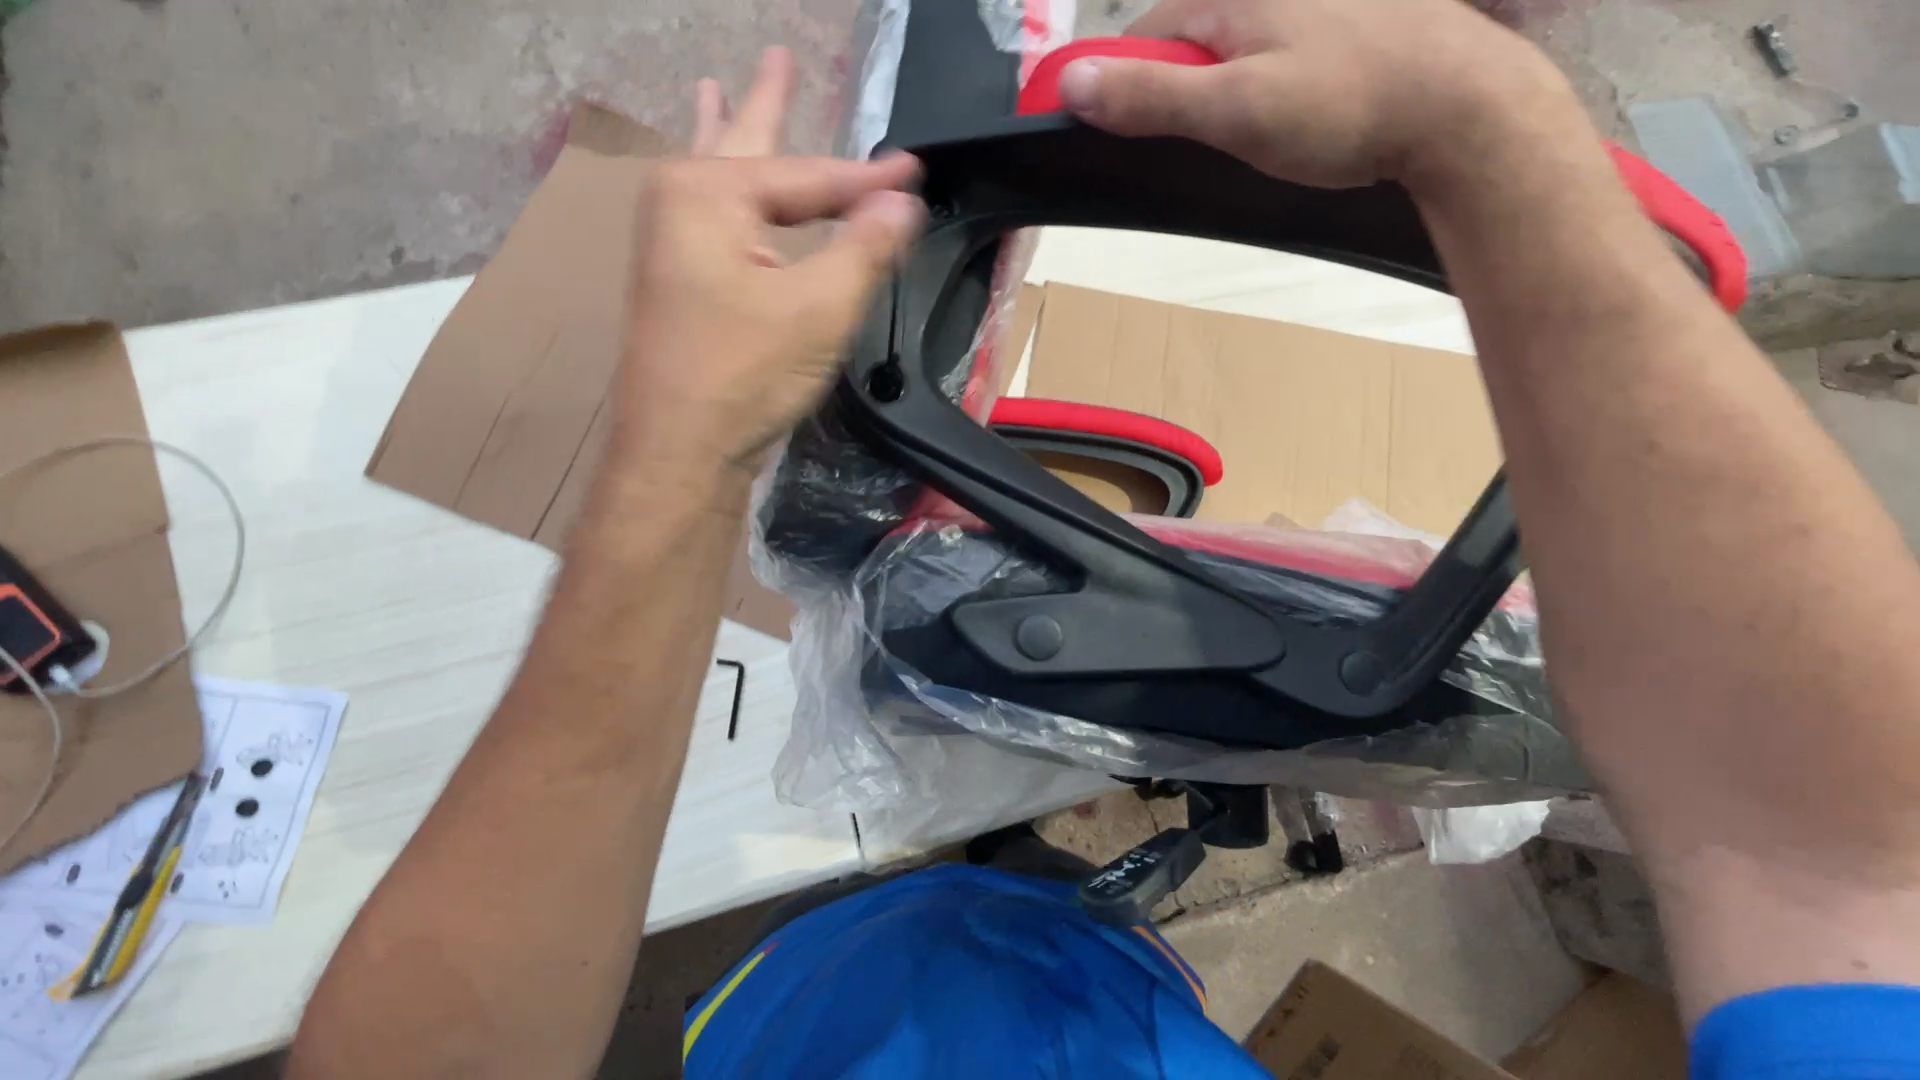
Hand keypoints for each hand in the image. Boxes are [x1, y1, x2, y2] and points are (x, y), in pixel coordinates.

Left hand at [612, 52, 924, 487]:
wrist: (679, 451)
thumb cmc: (744, 375)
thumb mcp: (820, 309)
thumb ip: (865, 247)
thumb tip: (904, 203)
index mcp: (708, 193)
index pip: (809, 177)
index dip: (870, 181)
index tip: (917, 173)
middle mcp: (679, 204)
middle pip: (742, 145)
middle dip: (767, 104)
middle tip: (778, 56)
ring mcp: (670, 244)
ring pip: (717, 176)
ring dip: (728, 133)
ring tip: (717, 88)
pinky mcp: (677, 282)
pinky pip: (713, 217)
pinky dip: (729, 193)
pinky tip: (722, 188)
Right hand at [1056, 0, 1575, 192]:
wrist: (1461, 104)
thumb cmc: (1343, 104)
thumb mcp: (1234, 110)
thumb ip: (1151, 97)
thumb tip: (1068, 83)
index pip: (1142, 38)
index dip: (1127, 90)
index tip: (1134, 139)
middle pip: (1189, 44)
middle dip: (1185, 94)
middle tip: (1216, 144)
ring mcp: (1307, 3)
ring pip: (1234, 53)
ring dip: (1228, 97)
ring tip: (1263, 135)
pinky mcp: (1341, 20)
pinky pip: (1275, 53)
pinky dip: (1269, 87)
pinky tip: (1295, 116)